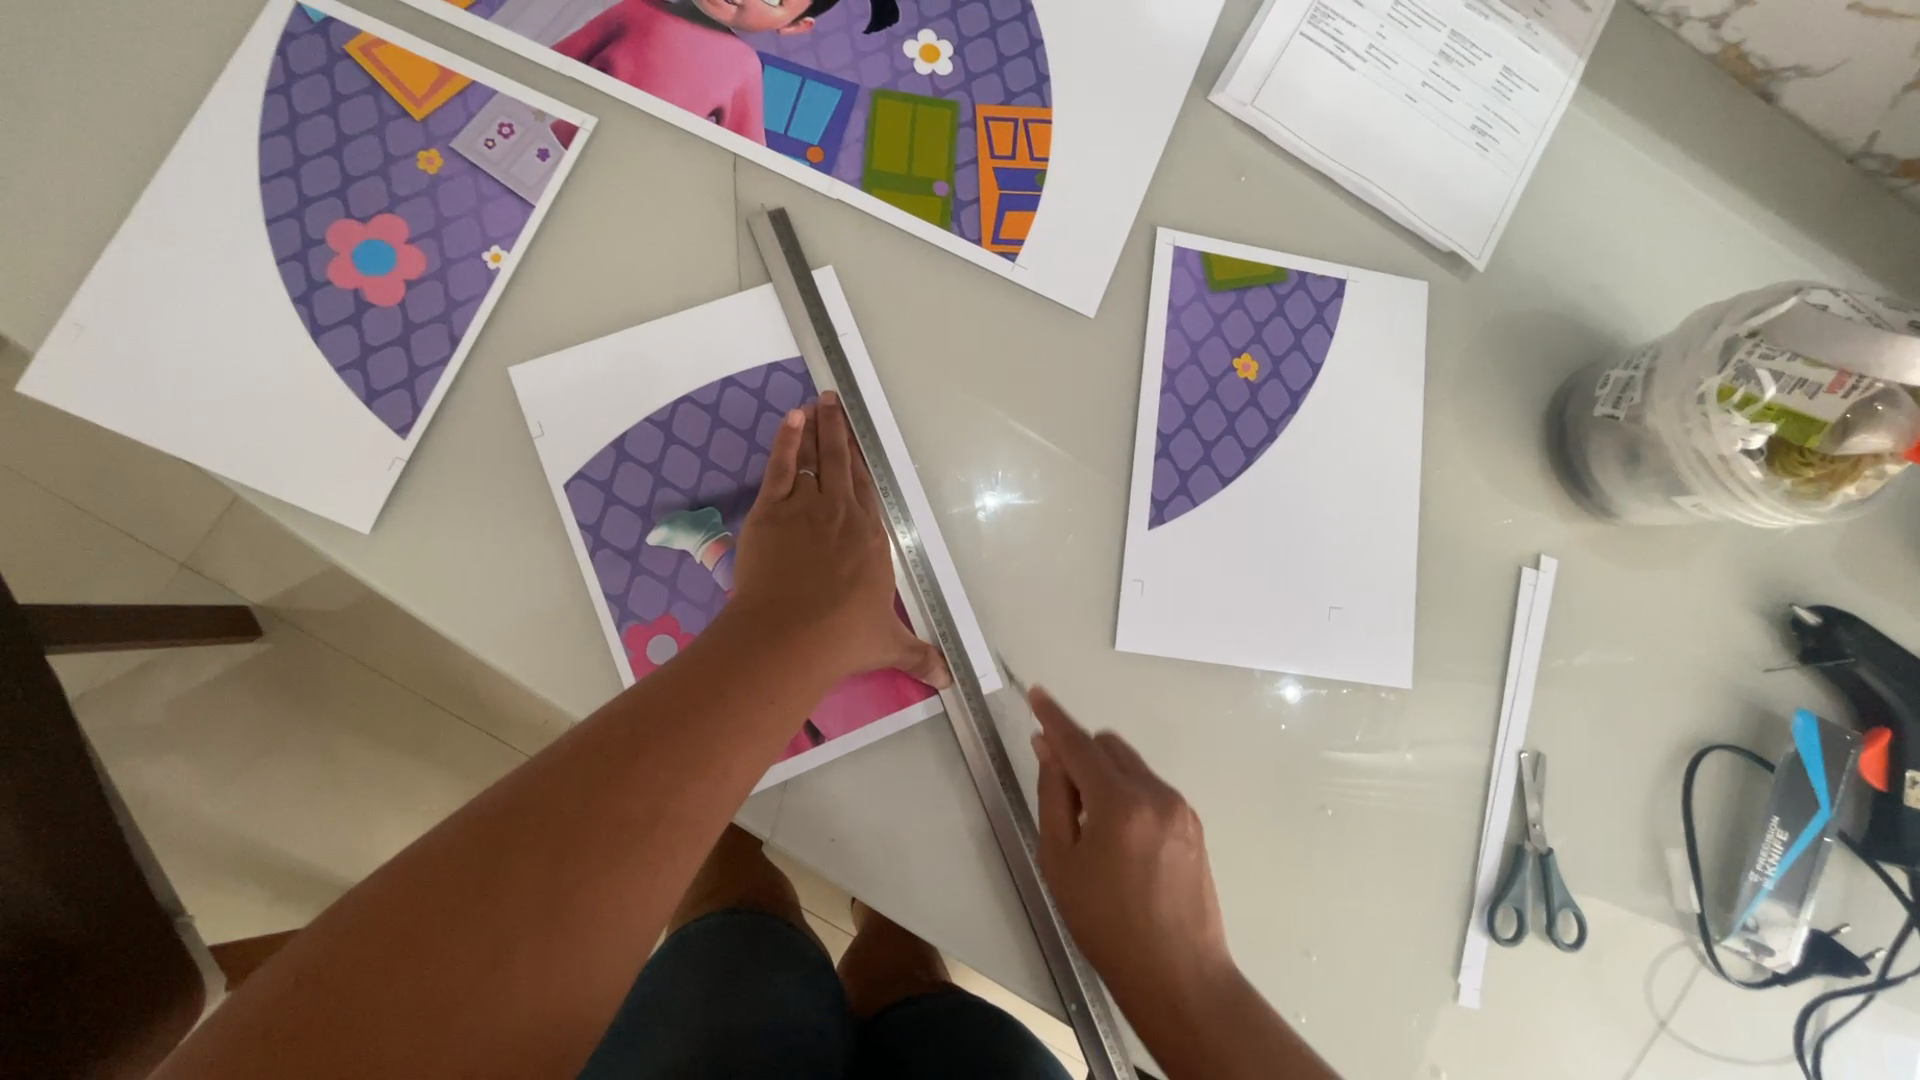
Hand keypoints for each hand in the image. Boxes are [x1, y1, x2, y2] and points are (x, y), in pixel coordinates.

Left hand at [729, 392, 949, 689]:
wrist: (789, 637)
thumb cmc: (842, 640)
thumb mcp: (888, 646)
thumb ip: (918, 656)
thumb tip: (950, 678)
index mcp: (873, 540)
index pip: (869, 494)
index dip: (864, 467)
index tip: (860, 446)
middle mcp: (845, 516)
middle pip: (845, 465)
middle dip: (840, 431)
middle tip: (836, 402)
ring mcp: (808, 509)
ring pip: (817, 460)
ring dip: (818, 430)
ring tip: (818, 402)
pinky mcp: (773, 511)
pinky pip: (783, 467)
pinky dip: (787, 441)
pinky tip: (791, 418)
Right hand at [1030, 687, 1232, 1008]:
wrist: (1177, 974)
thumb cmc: (1105, 924)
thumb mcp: (1060, 861)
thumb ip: (1053, 796)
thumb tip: (1048, 749)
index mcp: (1119, 803)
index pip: (1078, 743)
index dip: (1053, 717)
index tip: (1037, 694)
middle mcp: (1156, 793)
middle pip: (1109, 746)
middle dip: (1080, 753)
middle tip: (1062, 795)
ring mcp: (1181, 807)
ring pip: (1132, 765)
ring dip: (1105, 775)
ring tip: (1093, 829)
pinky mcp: (1194, 824)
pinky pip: (1151, 788)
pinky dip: (1128, 794)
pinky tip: (1121, 841)